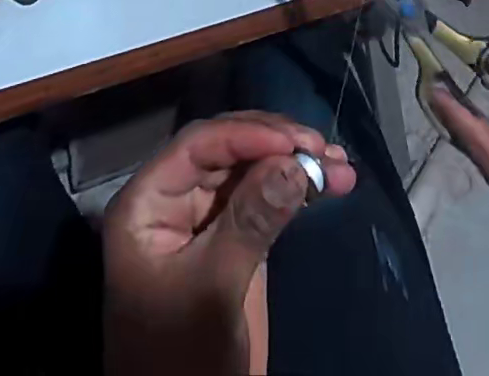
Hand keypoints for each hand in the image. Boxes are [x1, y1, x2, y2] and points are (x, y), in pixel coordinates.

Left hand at [101, 111, 354, 374]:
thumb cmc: (181, 358)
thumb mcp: (213, 289)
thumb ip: (250, 221)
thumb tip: (294, 162)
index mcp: (148, 204)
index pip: (199, 145)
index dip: (248, 134)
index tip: (298, 143)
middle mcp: (175, 199)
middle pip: (230, 147)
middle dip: (280, 142)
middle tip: (324, 149)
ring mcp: (207, 216)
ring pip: (254, 165)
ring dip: (298, 160)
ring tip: (341, 164)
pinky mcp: (235, 233)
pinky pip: (268, 192)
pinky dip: (300, 184)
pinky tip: (333, 181)